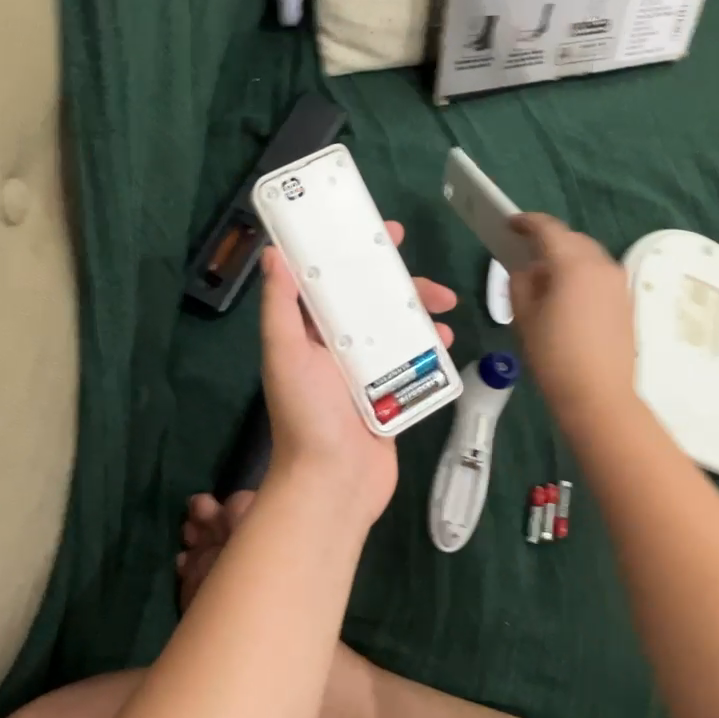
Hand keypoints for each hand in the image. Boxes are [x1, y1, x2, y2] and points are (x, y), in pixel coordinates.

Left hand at [257, 220, 455, 526]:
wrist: (333, 483)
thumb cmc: (305, 416)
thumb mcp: (284, 354)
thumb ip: (280, 305)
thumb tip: (272, 253)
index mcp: (308, 335)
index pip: (330, 282)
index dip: (352, 254)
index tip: (381, 234)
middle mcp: (336, 349)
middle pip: (370, 303)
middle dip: (400, 285)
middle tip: (428, 277)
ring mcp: (365, 373)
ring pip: (396, 329)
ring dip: (420, 313)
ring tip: (446, 307)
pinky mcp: (390, 395)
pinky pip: (413, 362)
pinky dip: (430, 348)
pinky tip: (446, 340)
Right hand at [507, 213, 636, 423]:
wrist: (598, 394)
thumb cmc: (553, 355)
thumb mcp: (524, 316)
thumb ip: (521, 282)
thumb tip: (528, 268)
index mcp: (573, 264)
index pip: (548, 229)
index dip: (527, 222)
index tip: (510, 224)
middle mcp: (601, 265)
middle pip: (571, 239)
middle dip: (548, 239)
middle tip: (524, 250)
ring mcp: (618, 282)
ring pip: (588, 255)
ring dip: (566, 256)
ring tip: (544, 272)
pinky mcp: (625, 299)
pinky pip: (599, 273)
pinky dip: (580, 272)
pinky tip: (566, 293)